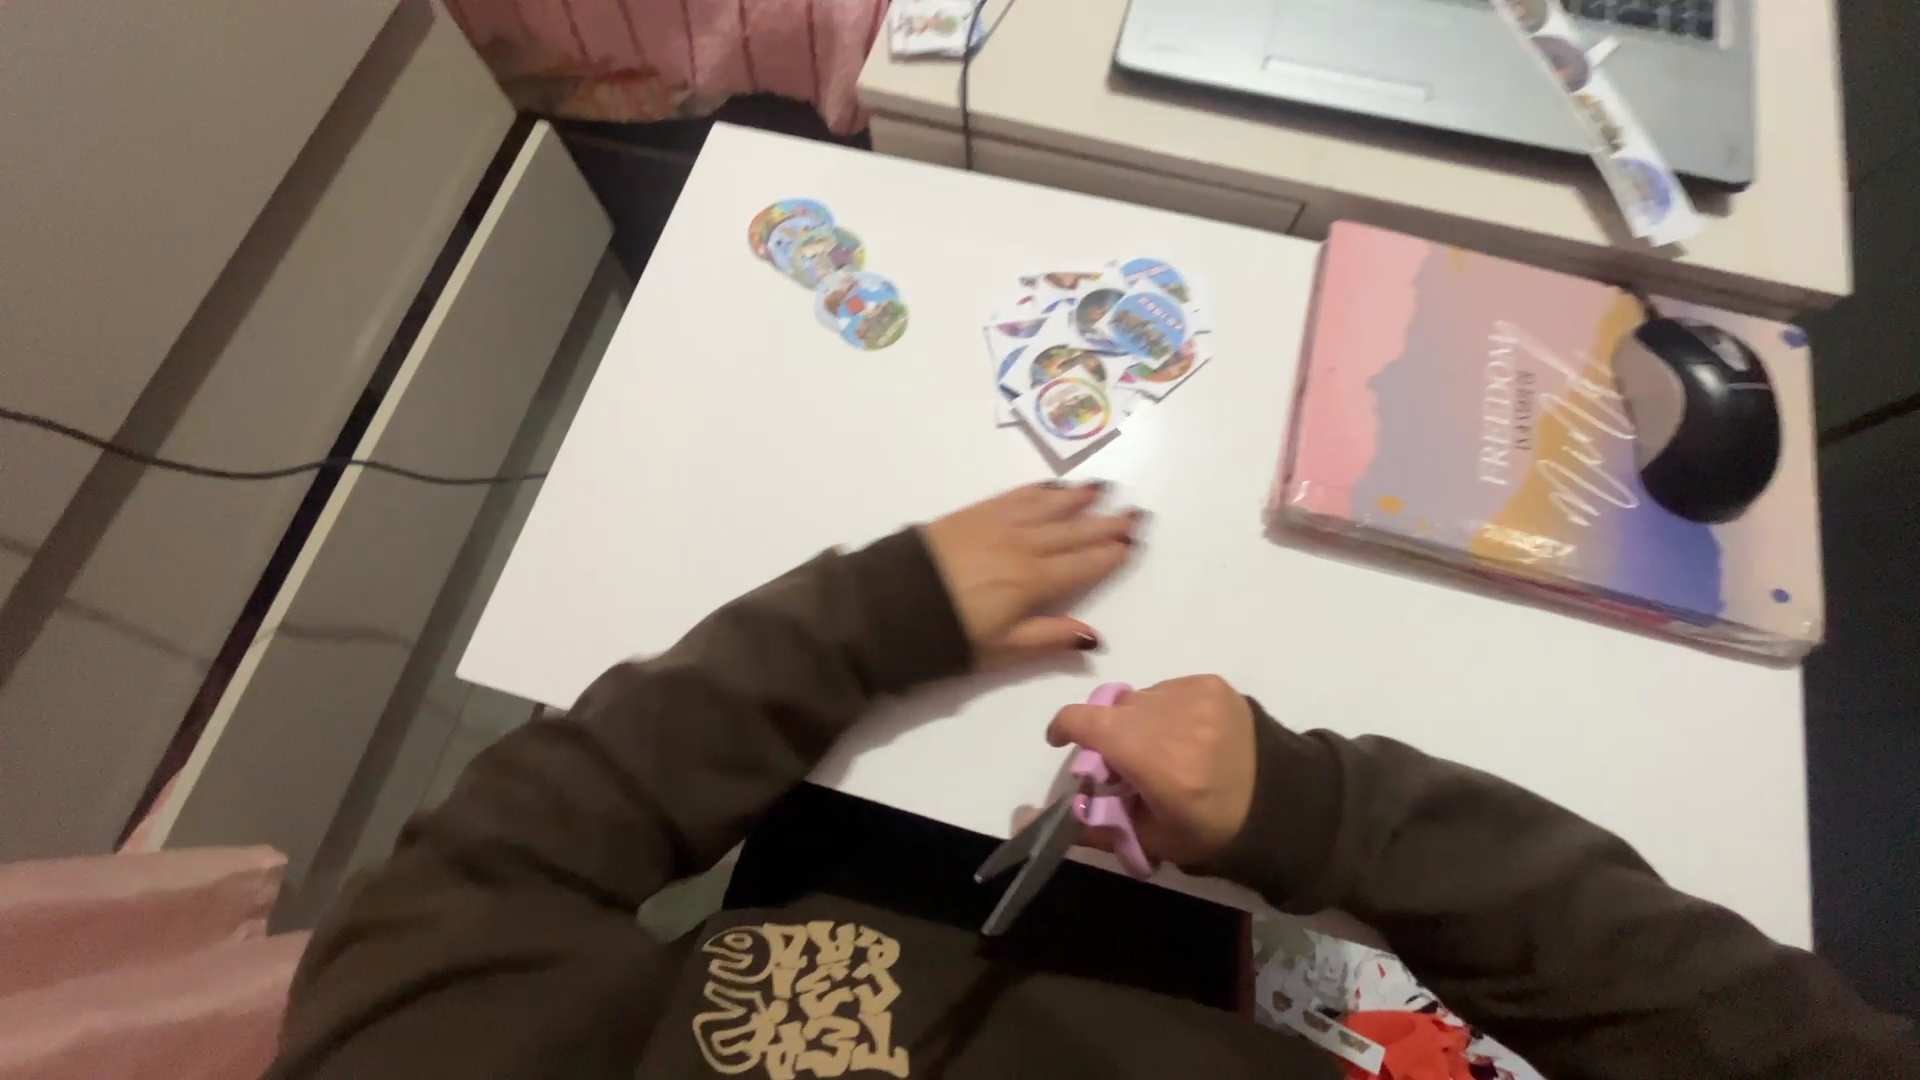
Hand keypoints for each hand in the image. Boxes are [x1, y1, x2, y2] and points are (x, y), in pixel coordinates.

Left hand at [922, 482, 1142, 667]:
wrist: (889, 604)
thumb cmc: (947, 634)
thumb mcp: (1001, 649)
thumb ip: (1049, 638)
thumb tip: (1094, 636)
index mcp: (1033, 582)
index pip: (1083, 565)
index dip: (1110, 554)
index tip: (1133, 542)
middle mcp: (1023, 546)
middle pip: (1073, 531)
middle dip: (1106, 522)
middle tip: (1134, 512)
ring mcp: (999, 524)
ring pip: (1048, 507)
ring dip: (1077, 499)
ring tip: (1102, 489)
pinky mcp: (975, 512)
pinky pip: (1016, 496)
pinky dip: (1039, 490)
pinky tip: (1053, 487)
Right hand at [1046, 675, 1256, 867]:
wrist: (1287, 804)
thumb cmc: (1216, 829)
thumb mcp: (1156, 840)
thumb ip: (1100, 826)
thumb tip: (1058, 812)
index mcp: (1150, 757)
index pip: (1085, 720)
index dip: (1063, 727)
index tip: (1062, 742)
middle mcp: (1167, 716)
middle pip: (1113, 711)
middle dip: (1110, 734)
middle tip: (1128, 762)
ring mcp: (1191, 694)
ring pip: (1141, 698)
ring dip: (1141, 720)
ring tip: (1167, 748)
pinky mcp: (1211, 684)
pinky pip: (1170, 689)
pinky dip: (1168, 709)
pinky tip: (1190, 735)